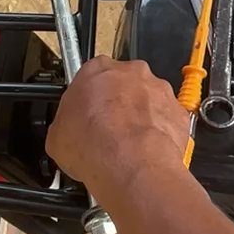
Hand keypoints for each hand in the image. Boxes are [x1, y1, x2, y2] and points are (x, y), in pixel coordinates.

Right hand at [45, 56, 189, 205]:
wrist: (130, 164)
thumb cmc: (95, 145)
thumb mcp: (57, 135)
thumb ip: (66, 122)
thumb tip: (67, 133)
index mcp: (97, 69)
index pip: (91, 75)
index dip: (88, 97)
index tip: (86, 112)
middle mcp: (131, 73)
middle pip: (123, 84)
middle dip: (117, 104)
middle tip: (106, 130)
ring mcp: (158, 89)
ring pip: (148, 99)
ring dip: (140, 117)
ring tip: (127, 145)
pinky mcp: (177, 110)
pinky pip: (167, 118)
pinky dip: (159, 131)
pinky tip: (145, 150)